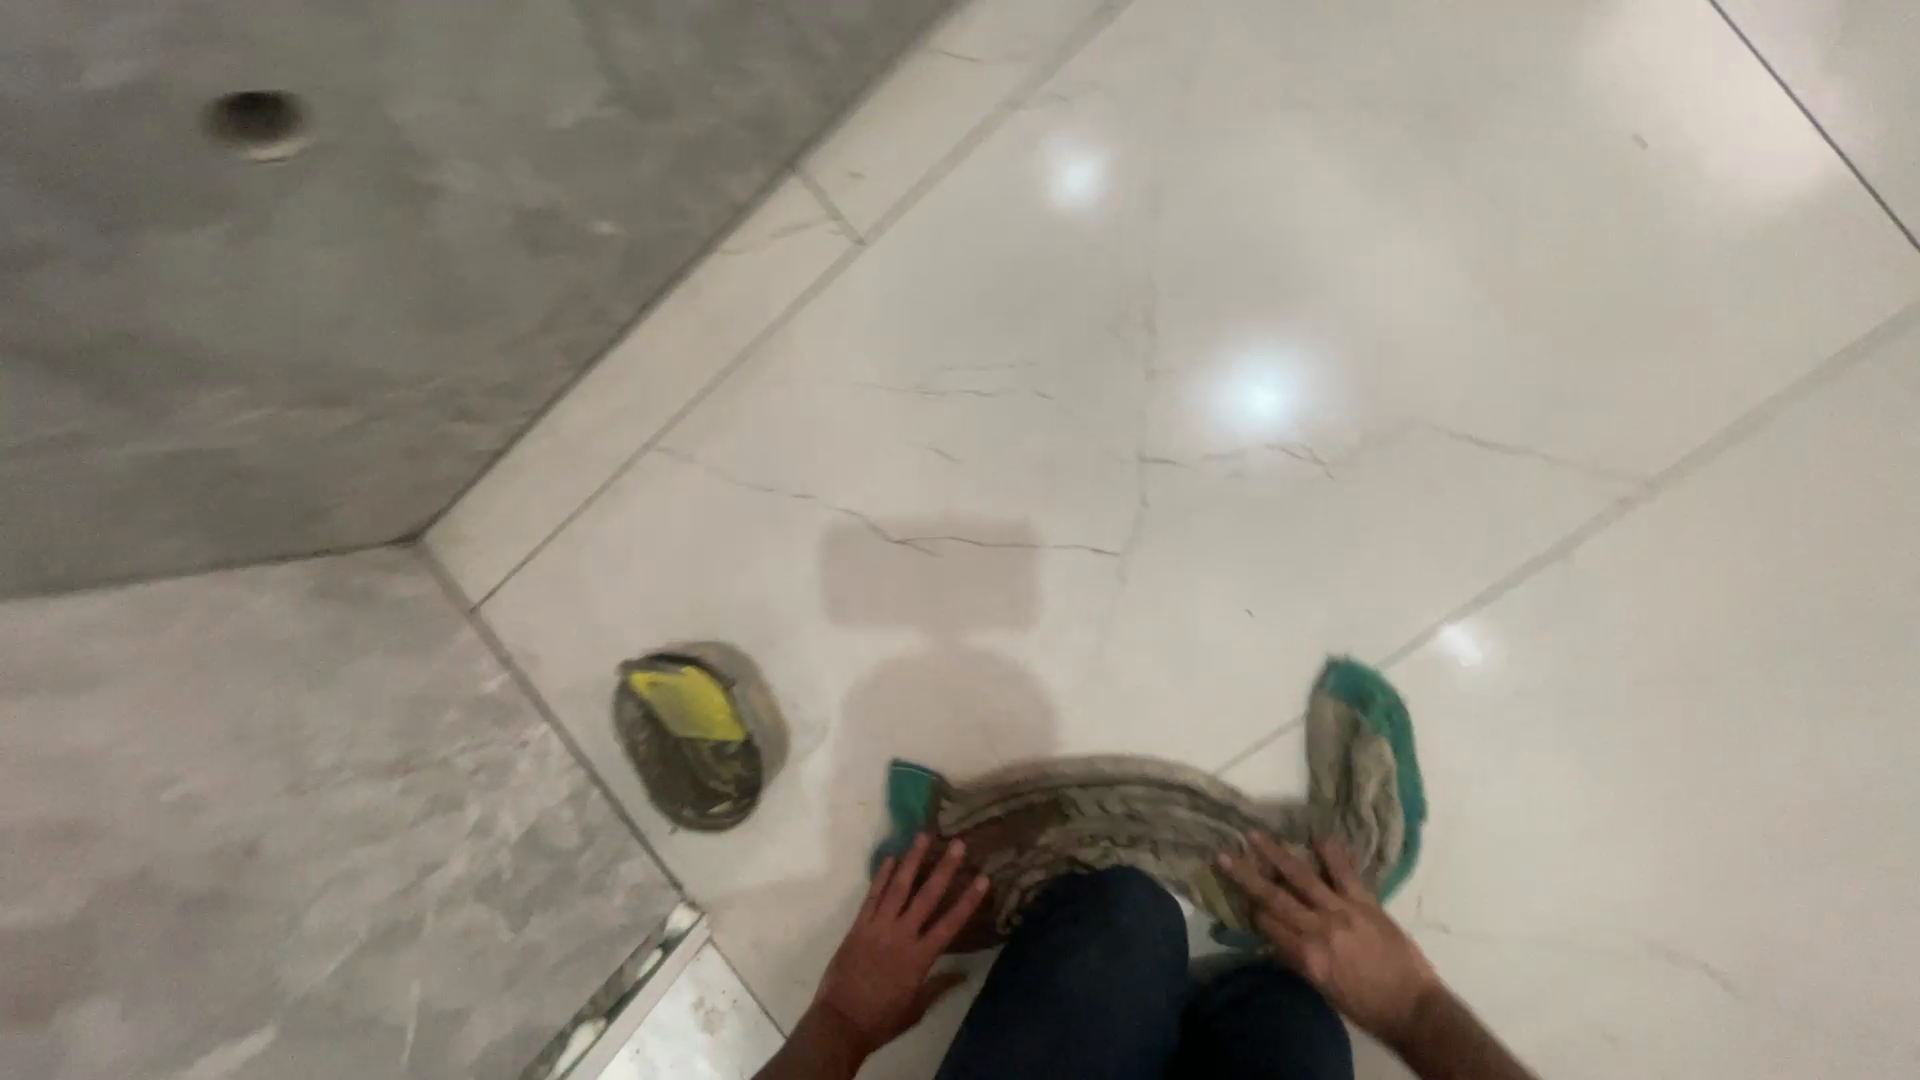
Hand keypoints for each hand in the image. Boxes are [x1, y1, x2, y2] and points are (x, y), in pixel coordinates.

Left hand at [811, 834, 991, 1059]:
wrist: (840, 1023)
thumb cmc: (882, 1020)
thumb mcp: (916, 1008)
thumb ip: (939, 986)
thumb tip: (964, 974)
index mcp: (920, 958)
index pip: (950, 924)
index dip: (968, 901)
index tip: (983, 878)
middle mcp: (902, 936)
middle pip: (927, 896)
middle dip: (944, 869)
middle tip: (958, 844)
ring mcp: (878, 927)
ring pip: (899, 887)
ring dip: (912, 861)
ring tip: (923, 836)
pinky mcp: (858, 926)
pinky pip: (872, 896)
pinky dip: (882, 876)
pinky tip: (890, 858)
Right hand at [1219, 834, 1440, 1043]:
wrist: (1416, 1011)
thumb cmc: (1366, 1007)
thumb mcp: (1322, 989)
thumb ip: (1297, 958)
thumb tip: (1274, 934)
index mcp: (1307, 957)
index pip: (1266, 923)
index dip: (1250, 908)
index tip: (1237, 893)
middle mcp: (1319, 930)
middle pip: (1273, 896)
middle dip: (1246, 874)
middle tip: (1223, 853)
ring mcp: (1343, 912)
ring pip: (1302, 877)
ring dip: (1276, 854)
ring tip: (1255, 835)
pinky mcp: (1366, 903)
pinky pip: (1345, 872)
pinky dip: (1332, 852)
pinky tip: (1318, 834)